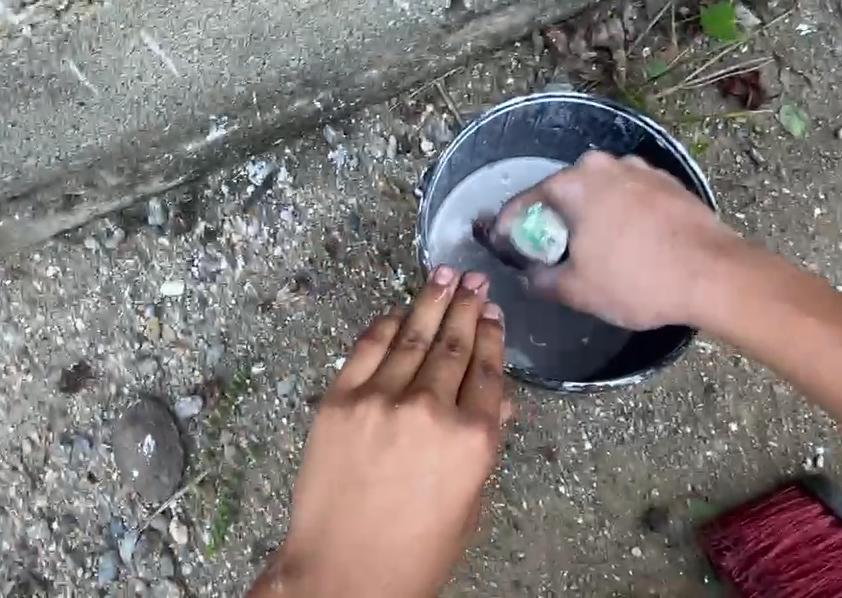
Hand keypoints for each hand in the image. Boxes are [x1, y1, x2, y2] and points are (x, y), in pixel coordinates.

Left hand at [252, 266, 508, 597]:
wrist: (340, 575)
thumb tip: (501, 398)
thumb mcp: (468, 506)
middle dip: (467, 306)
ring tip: (445, 274)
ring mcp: (381, 399)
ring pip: (414, 335)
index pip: (487, 371)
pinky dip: (386, 324)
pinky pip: (368, 347)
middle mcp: (431, 409)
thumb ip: (484, 444)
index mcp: (472, 441)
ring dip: (432, 300)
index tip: (493, 312)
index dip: (492, 336)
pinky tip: (399, 310)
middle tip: (475, 279)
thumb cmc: (415, 552)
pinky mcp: (341, 398)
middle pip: (455, 344)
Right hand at [496, 150, 752, 329]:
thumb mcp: (578, 290)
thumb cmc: (638, 280)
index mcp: (573, 183)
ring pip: (601, 190)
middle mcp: (602, 165)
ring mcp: (639, 169)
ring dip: (591, 212)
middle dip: (553, 216)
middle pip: (565, 190)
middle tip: (550, 246)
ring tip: (593, 243)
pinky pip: (631, 195)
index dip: (509, 223)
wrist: (714, 274)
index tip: (502, 238)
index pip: (526, 200)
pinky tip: (630, 239)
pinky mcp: (668, 181)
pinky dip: (622, 212)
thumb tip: (531, 276)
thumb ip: (543, 281)